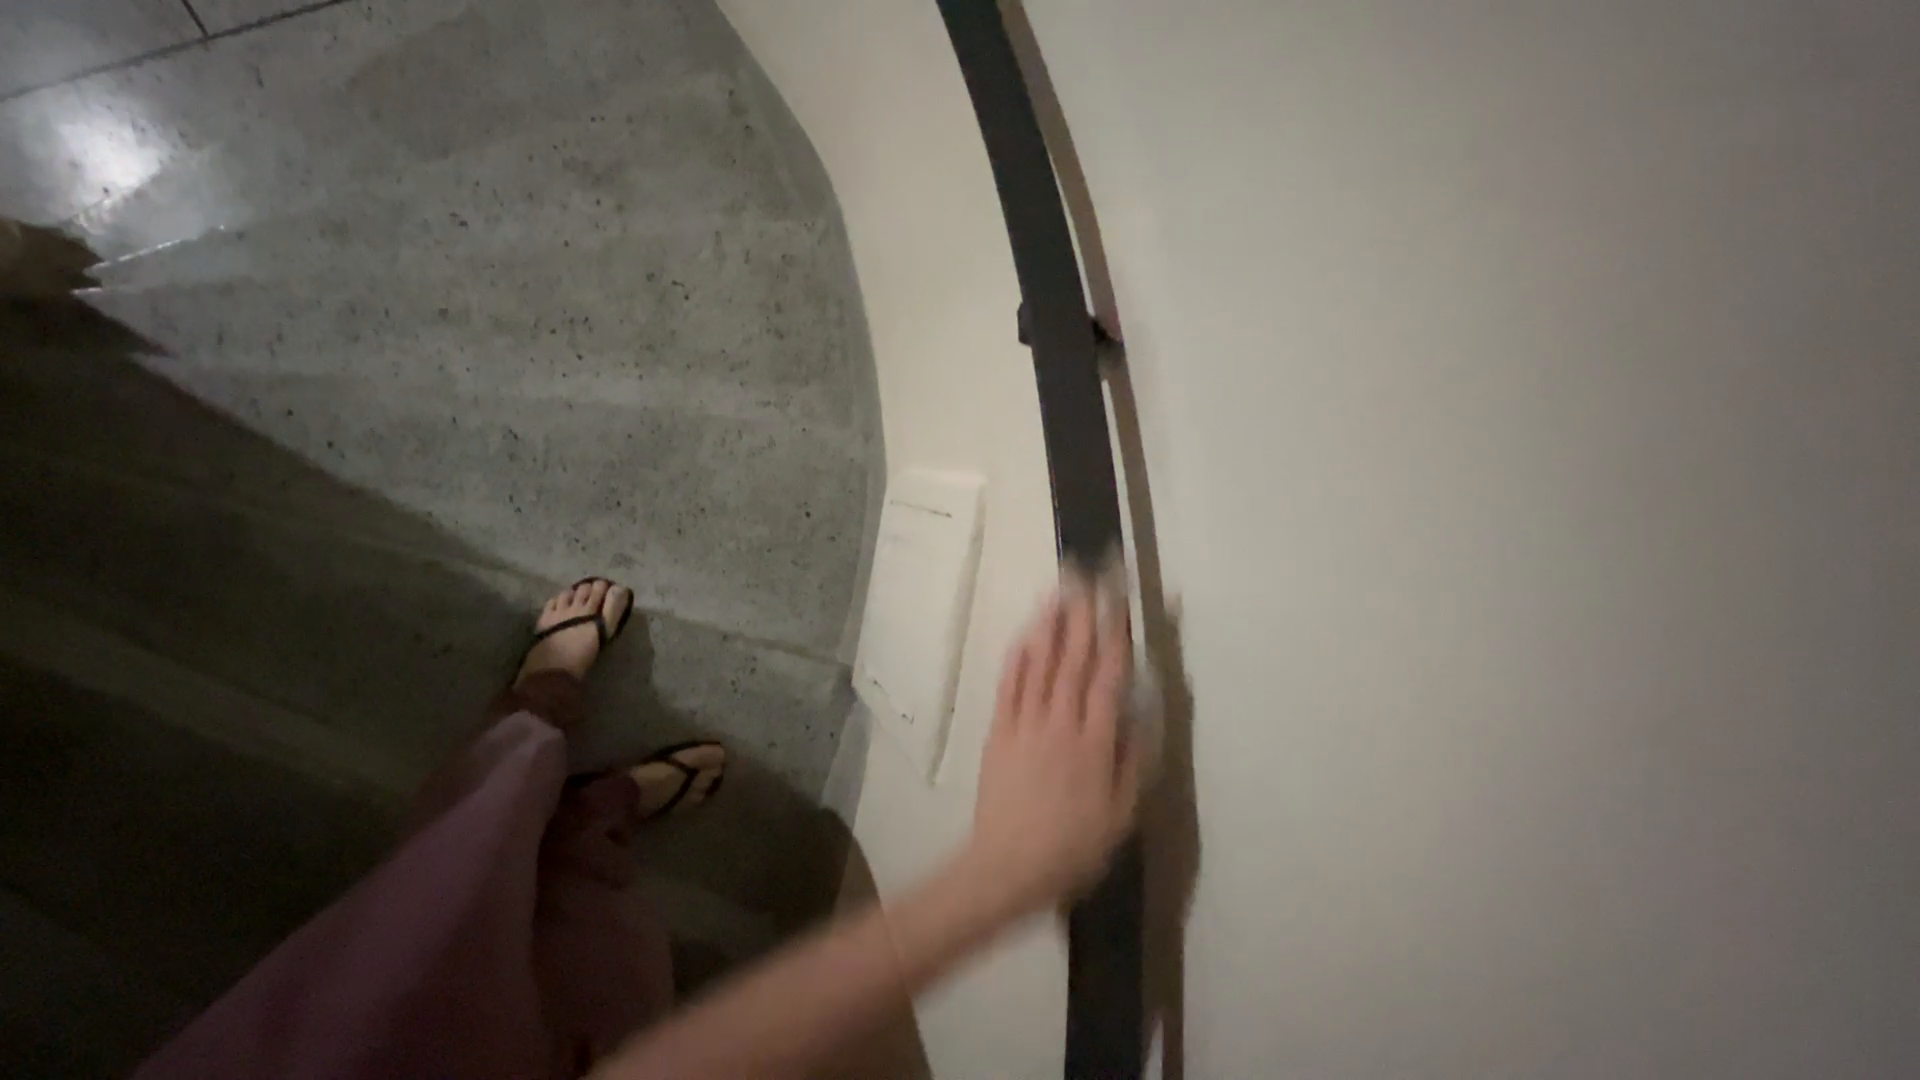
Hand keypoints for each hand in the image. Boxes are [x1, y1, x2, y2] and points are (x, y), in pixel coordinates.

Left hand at [966, 575, 1141, 916]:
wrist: (1008, 866)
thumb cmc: (1073, 846)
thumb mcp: (1121, 814)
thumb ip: (1132, 761)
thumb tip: (1140, 714)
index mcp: (1096, 741)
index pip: (1110, 675)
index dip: (1117, 634)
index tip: (1122, 601)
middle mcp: (1061, 721)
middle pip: (1076, 659)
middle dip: (1086, 614)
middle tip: (1092, 575)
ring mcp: (1026, 723)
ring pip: (1041, 663)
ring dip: (1052, 623)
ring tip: (1061, 588)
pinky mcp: (999, 730)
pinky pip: (1009, 685)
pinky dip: (1019, 656)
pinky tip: (1027, 632)